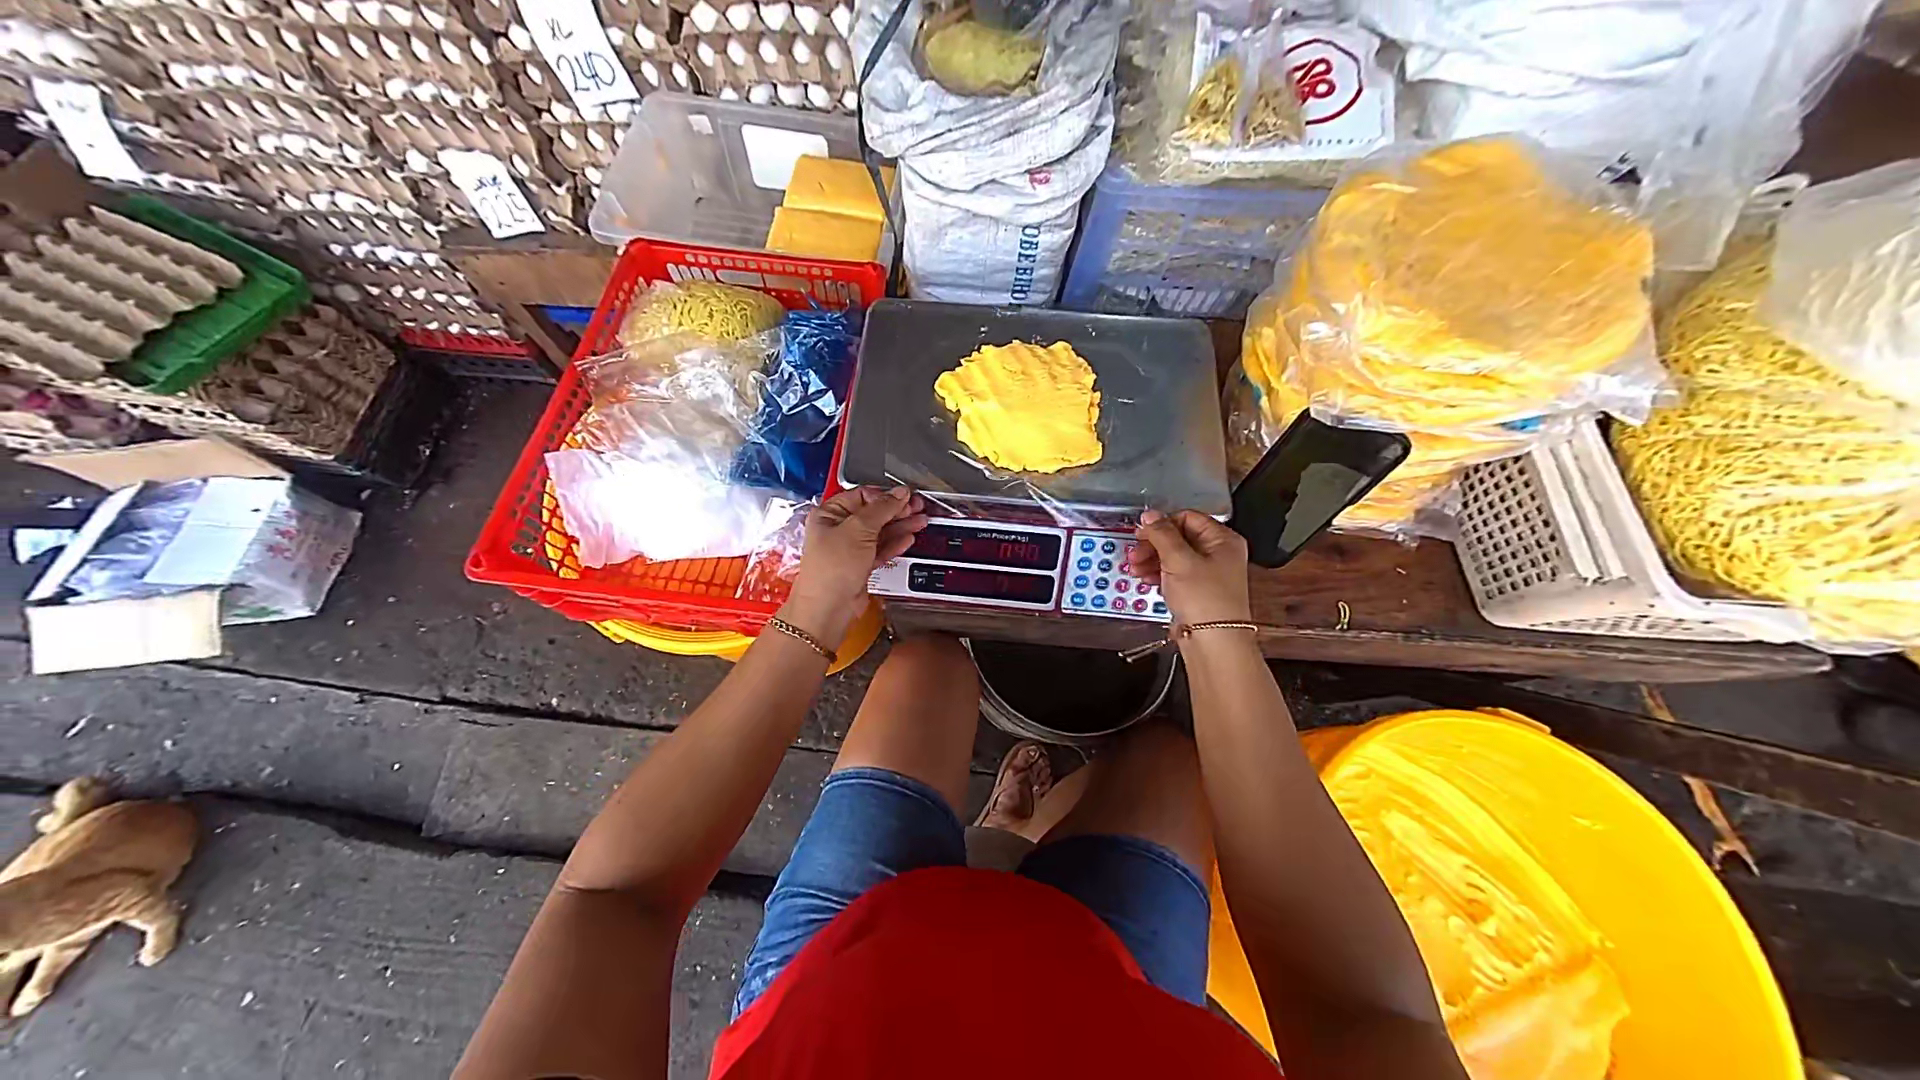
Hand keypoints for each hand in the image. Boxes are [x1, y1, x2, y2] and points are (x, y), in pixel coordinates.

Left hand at [784, 486, 926, 643]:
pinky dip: (895, 543)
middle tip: (917, 507)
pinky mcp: (860, 566)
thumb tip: (898, 494)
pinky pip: (880, 549)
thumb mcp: (858, 529)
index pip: (862, 495)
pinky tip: (908, 537)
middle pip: (873, 513)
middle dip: (897, 510)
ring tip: (920, 520)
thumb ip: (881, 509)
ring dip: (901, 525)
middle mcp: (837, 530)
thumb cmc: (830, 571)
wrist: (829, 608)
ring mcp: (849, 549)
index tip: (905, 496)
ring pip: (880, 532)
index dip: (885, 495)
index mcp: (829, 514)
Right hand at [1126, 509, 1252, 627]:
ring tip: (1136, 569)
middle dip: (1153, 545)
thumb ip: (1162, 534)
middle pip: (1179, 538)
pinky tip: (1146, 579)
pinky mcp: (1197, 591)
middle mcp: (1219, 554)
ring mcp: (1208, 574)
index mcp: (1223, 540)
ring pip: (1174, 557)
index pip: (1187, 518)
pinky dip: (1159, 574)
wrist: (1213, 641)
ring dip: (1152, 560)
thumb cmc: (1206, 601)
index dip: (1162, 524)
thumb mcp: (1178, 560)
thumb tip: (1150, 516)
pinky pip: (1174, 574)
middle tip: (1135, 553)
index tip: (1142, 533)